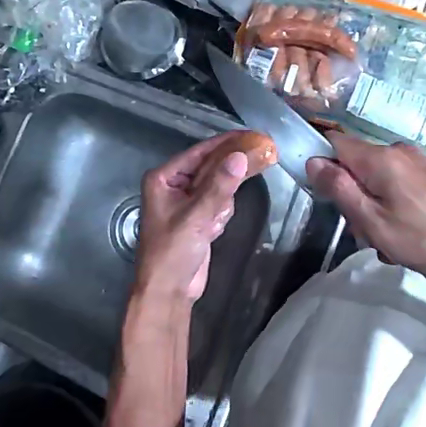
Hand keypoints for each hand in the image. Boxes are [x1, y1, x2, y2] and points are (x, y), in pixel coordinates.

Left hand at [135, 133, 260, 303]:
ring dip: (222, 201)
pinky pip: (219, 203)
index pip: (199, 152)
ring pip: (218, 186)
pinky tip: (213, 230)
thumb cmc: (172, 252)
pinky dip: (221, 214)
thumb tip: (240, 157)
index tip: (251, 135)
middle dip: (230, 169)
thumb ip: (219, 186)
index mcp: (163, 179)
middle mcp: (174, 186)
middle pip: (210, 166)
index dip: (225, 143)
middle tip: (261, 153)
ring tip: (214, 220)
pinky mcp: (199, 218)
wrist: (168, 292)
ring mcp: (187, 202)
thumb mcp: (196, 216)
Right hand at [305, 134, 425, 287]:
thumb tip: (312, 161)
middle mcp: (397, 150)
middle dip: (350, 196)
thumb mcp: (372, 221)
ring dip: (371, 208)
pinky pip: (393, 185)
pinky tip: (403, 235)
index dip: (320, 165)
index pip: (333, 142)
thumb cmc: (425, 240)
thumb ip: (339, 188)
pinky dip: (389, 208)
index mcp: (380, 157)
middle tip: (364, 231)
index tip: (322, 196)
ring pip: (373, 179)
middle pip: (353, 164)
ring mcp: (415, 162)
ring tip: (387, 240)